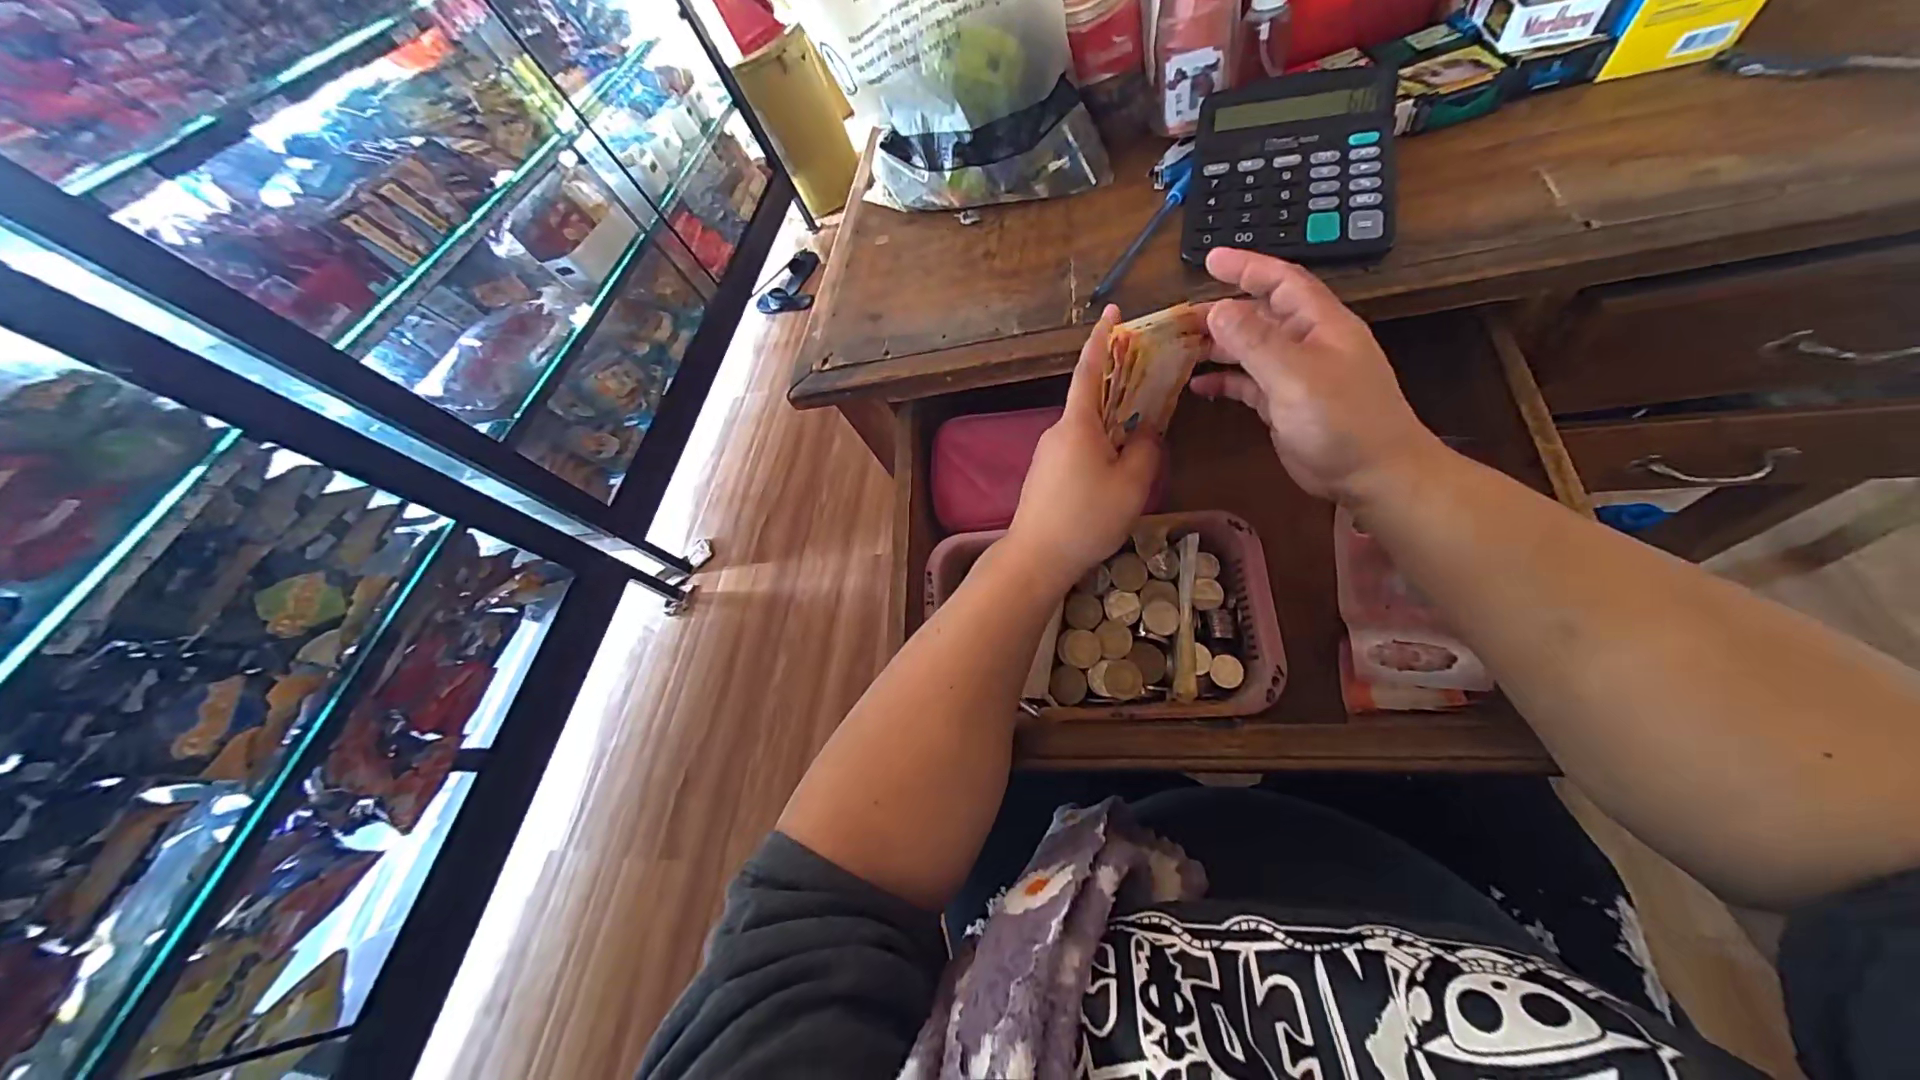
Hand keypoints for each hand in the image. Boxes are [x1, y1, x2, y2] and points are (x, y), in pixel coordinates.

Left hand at [1006, 305, 1161, 591]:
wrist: (1036, 558)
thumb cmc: (1086, 518)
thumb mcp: (1131, 484)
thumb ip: (1146, 449)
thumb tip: (1147, 431)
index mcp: (1077, 424)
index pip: (1089, 370)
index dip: (1101, 339)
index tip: (1111, 313)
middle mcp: (1058, 431)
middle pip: (1092, 401)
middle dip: (1120, 389)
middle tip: (1153, 386)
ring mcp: (1047, 454)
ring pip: (1087, 430)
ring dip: (1114, 426)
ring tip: (1144, 437)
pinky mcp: (1045, 476)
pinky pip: (1079, 450)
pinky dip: (1101, 448)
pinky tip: (1118, 470)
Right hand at [1189, 248, 1445, 502]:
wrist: (1372, 474)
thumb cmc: (1342, 420)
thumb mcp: (1296, 376)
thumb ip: (1255, 341)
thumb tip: (1218, 309)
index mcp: (1319, 324)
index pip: (1281, 281)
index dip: (1247, 267)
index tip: (1210, 259)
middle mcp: (1306, 343)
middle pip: (1259, 315)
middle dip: (1220, 312)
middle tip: (1179, 317)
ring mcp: (1295, 375)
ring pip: (1249, 349)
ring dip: (1217, 347)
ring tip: (1180, 349)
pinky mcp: (1283, 404)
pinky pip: (1247, 383)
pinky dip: (1224, 381)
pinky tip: (1198, 385)